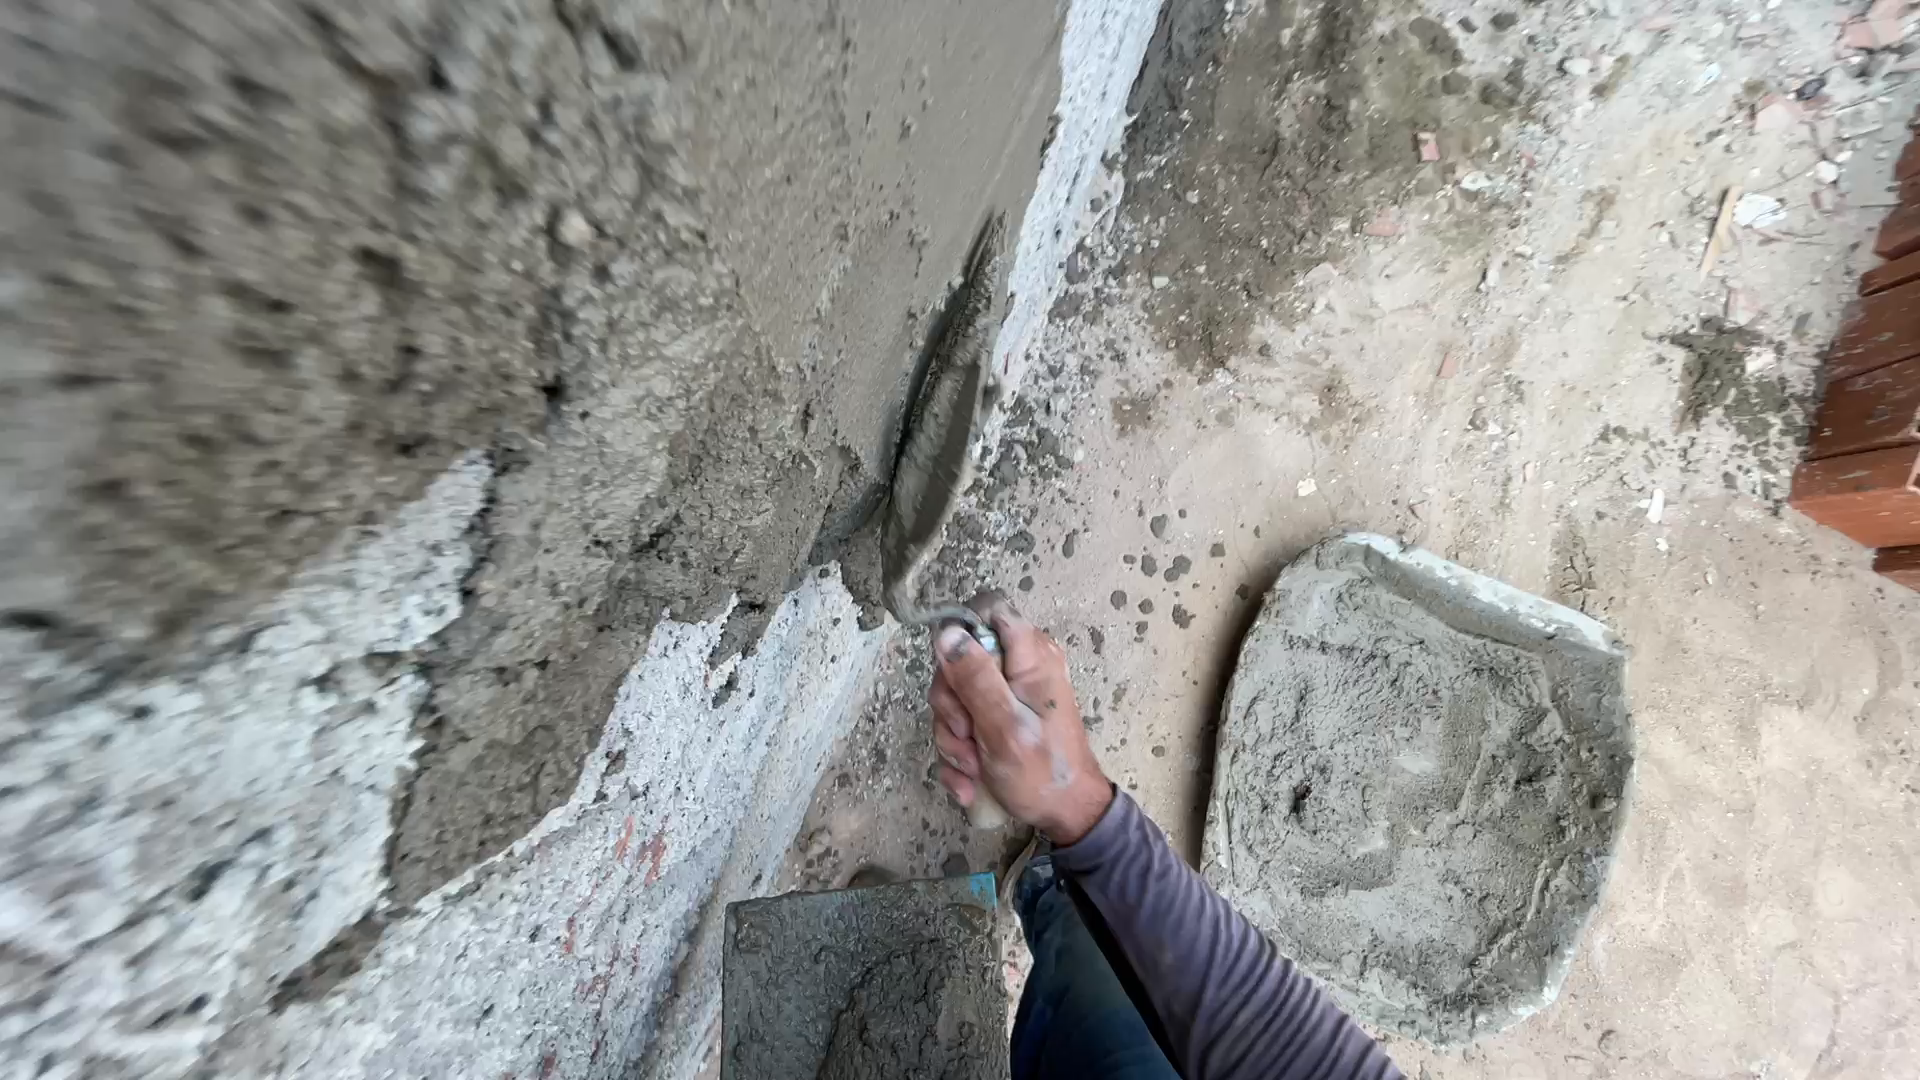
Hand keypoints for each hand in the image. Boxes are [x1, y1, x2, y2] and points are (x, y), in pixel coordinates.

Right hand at [928, 594, 1112, 843]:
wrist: (1065, 816)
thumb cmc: (1042, 773)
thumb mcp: (1004, 727)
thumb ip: (975, 679)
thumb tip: (946, 633)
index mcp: (1031, 654)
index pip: (988, 608)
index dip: (960, 633)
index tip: (953, 675)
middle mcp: (1019, 663)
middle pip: (959, 657)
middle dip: (952, 704)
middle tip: (967, 737)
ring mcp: (1007, 690)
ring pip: (954, 693)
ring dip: (954, 735)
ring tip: (972, 767)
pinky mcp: (996, 714)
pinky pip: (961, 720)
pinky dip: (960, 751)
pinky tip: (970, 779)